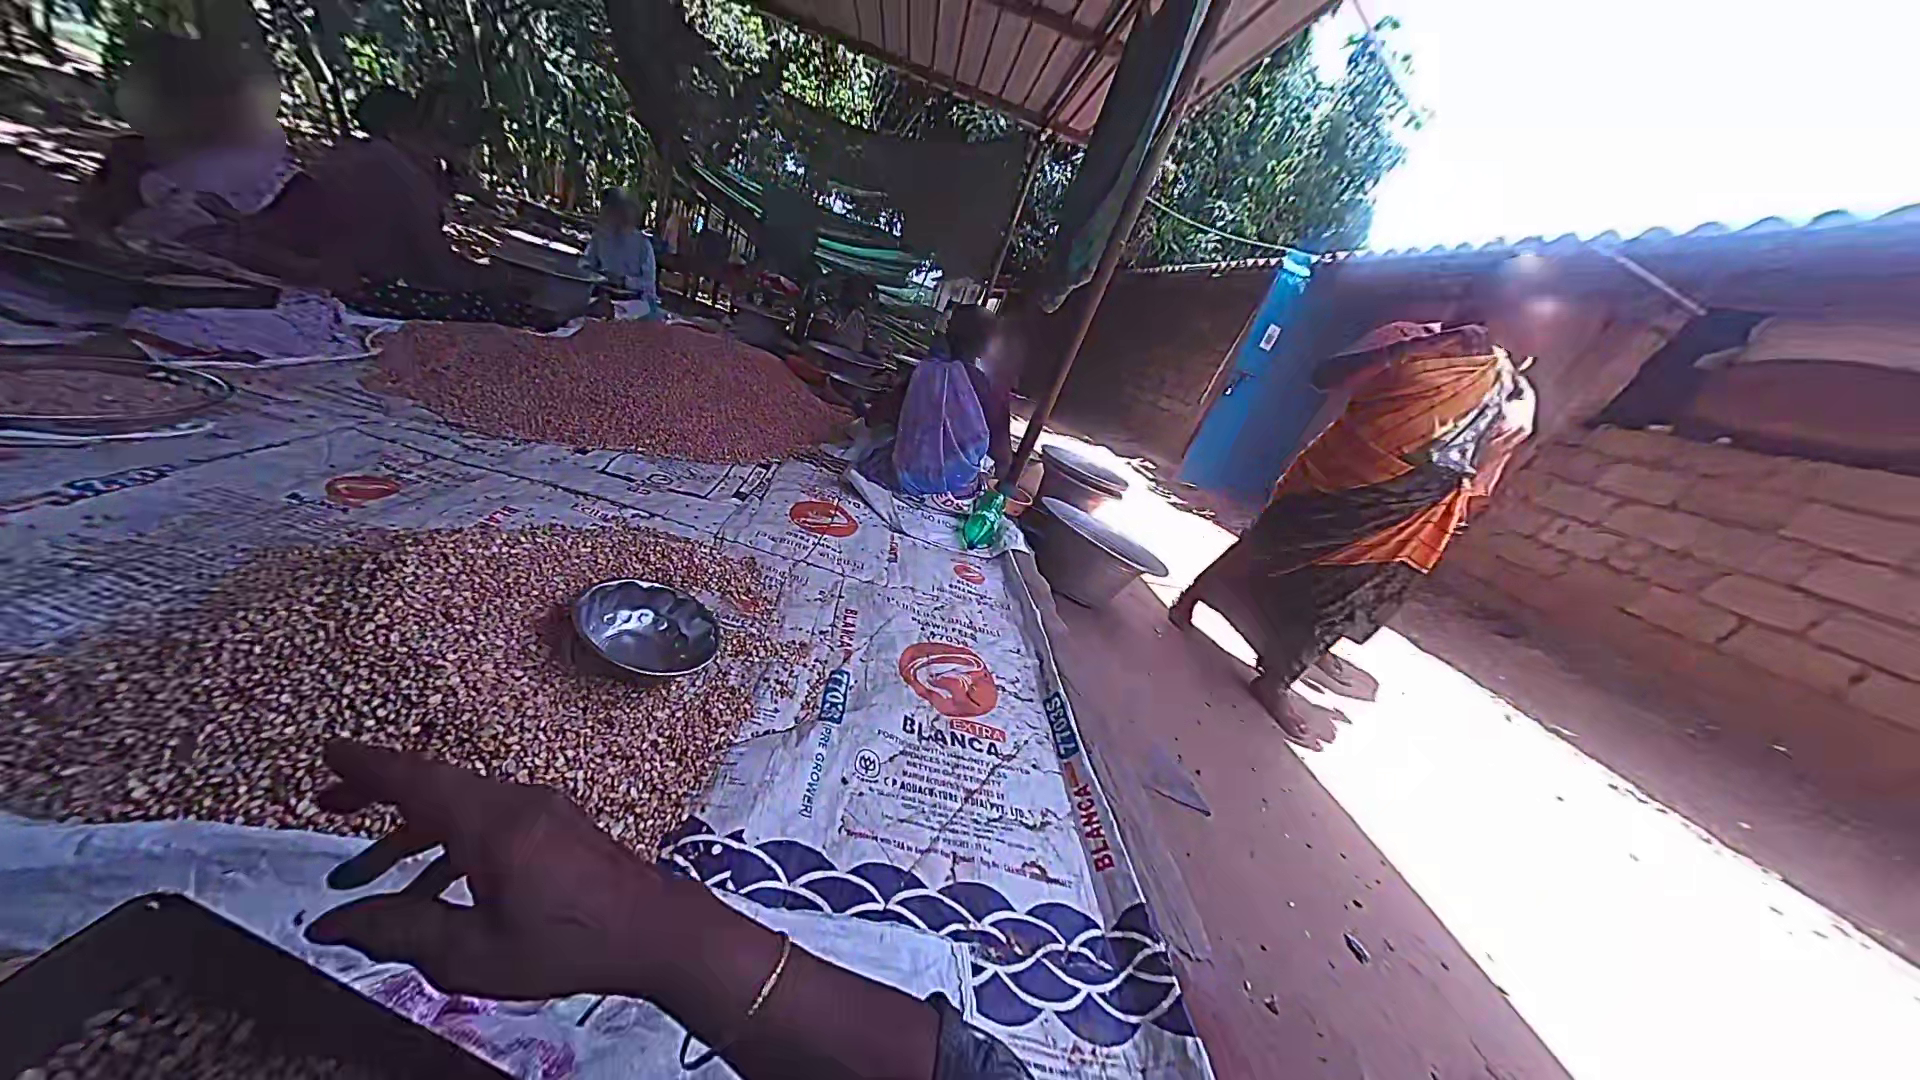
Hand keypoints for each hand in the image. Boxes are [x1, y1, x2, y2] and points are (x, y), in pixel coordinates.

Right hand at [306, 741, 695, 999]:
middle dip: (384, 794)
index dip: (372, 766)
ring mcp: (546, 810)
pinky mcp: (559, 823)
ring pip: (467, 806)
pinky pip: (495, 820)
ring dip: (416, 830)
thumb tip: (336, 921)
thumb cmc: (566, 942)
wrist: (648, 925)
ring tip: (363, 872)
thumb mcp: (470, 952)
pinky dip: (455, 843)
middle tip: (329, 806)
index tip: (331, 752)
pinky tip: (430, 887)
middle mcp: (524, 804)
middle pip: (444, 787)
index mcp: (499, 826)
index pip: (424, 782)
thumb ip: (399, 930)